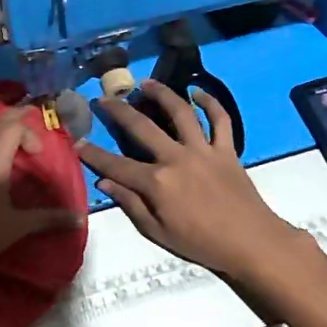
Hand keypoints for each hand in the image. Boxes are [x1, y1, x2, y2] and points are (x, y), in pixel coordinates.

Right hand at [76, 80, 310, 281]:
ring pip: (180, 112)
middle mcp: (176, 158)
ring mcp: (203, 150)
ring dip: (162, 93)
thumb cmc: (201, 243)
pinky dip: (210, 102)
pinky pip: (220, 119)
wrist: (249, 241)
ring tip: (146, 83)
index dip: (93, 153)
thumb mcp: (158, 232)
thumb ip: (131, 204)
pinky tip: (197, 92)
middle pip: (142, 127)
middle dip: (119, 111)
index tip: (76, 140)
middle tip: (104, 99)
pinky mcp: (226, 148)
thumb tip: (104, 183)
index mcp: (157, 183)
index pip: (116, 165)